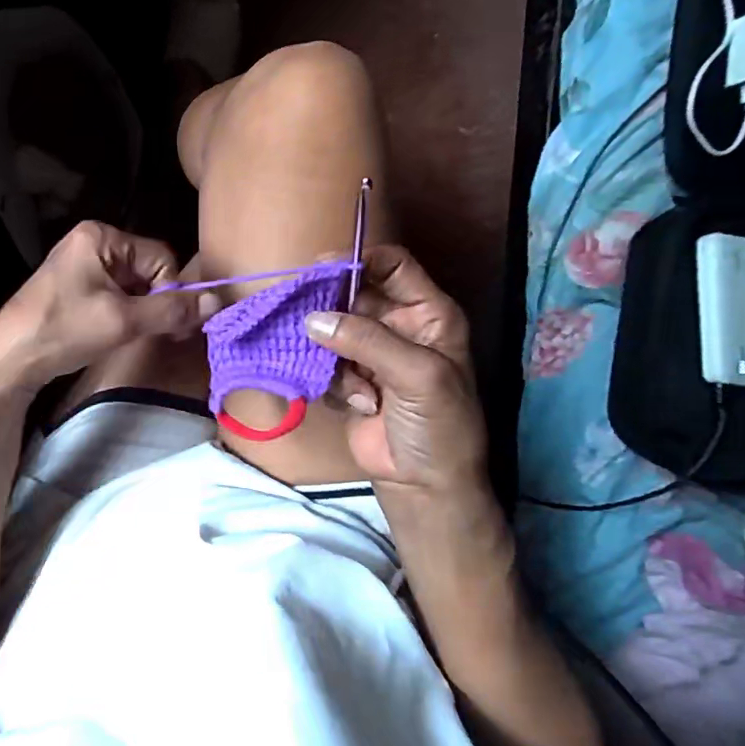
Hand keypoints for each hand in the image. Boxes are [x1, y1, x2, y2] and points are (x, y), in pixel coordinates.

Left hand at [0, 221, 219, 390]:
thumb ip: (171, 310)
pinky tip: (115, 334)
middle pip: (147, 270)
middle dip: (155, 302)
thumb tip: (219, 301)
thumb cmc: (63, 330)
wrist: (10, 358)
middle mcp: (91, 242)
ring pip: (132, 286)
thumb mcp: (122, 320)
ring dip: (140, 312)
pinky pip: (114, 295)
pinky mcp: (75, 288)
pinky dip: (123, 315)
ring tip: (132, 336)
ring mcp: (80, 265)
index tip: (173, 325)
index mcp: (100, 236)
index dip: (170, 291)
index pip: (159, 257)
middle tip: (158, 334)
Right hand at [303, 245, 486, 499]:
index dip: (360, 261)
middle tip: (304, 316)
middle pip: (353, 296)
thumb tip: (312, 318)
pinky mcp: (348, 380)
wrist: (425, 485)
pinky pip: (323, 363)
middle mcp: (398, 327)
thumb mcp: (416, 375)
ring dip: (333, 356)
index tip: (322, 267)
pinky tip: (357, 405)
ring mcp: (370, 355)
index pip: (393, 266)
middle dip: (331, 309)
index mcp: (428, 314)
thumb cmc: (439, 425)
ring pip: (331, 331)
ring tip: (355, 386)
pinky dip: (330, 382)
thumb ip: (367, 340)